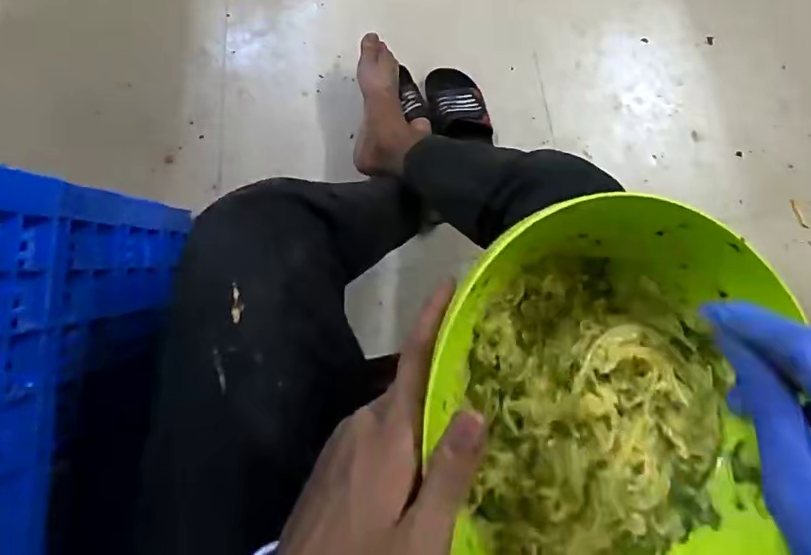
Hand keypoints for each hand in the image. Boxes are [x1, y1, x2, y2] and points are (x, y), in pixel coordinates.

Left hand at [278, 280, 487, 554]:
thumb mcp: (420, 536)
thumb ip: (448, 472)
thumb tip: (478, 409)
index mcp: (387, 430)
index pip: (414, 359)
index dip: (431, 317)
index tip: (447, 280)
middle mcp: (361, 422)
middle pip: (409, 392)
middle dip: (440, 391)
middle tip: (478, 403)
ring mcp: (341, 441)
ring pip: (392, 421)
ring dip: (419, 429)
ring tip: (451, 454)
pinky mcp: (331, 462)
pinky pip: (373, 440)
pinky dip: (397, 448)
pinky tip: (409, 483)